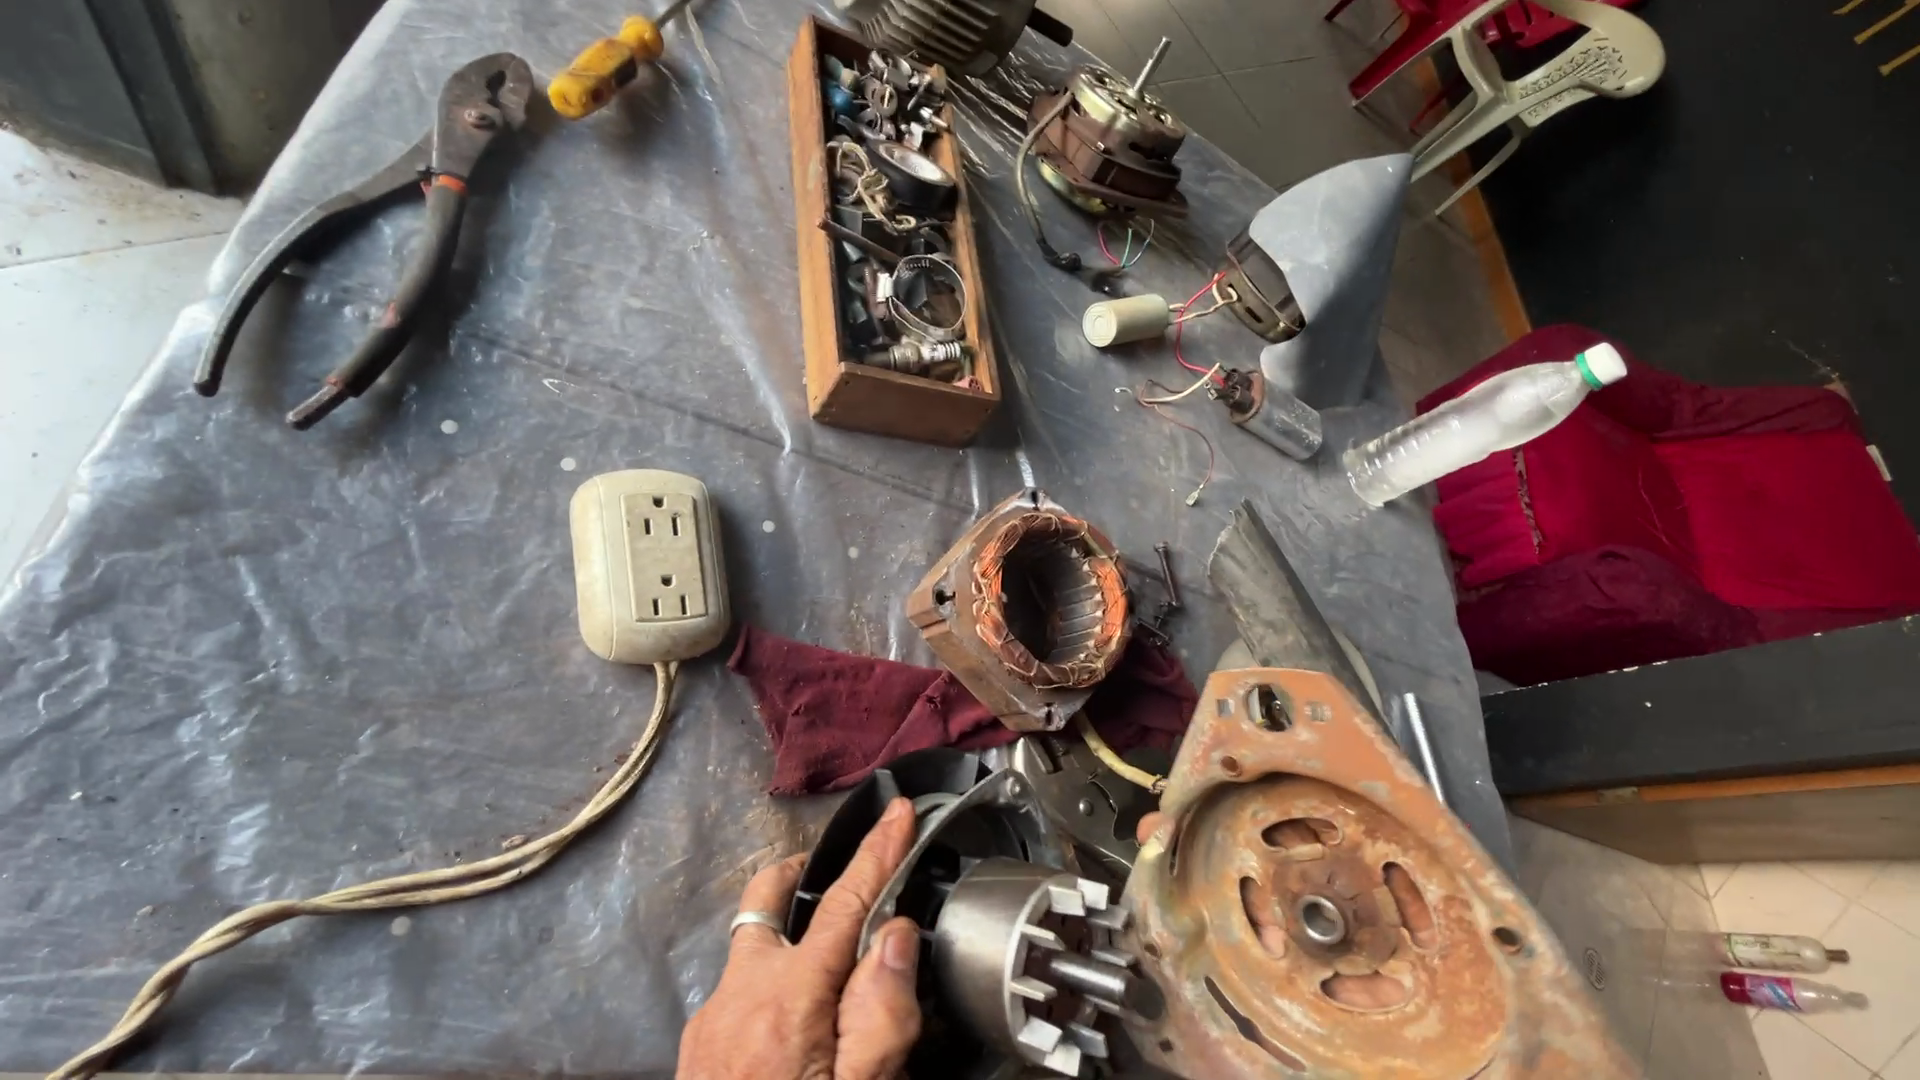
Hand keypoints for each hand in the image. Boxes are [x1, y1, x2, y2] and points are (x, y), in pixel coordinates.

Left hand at [678, 796, 921, 1079]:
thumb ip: (884, 1013)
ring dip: (790, 939)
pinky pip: (741, 987)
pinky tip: (794, 1031)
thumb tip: (892, 933)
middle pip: (767, 897)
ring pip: (753, 945)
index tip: (896, 812)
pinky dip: (773, 982)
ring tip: (828, 973)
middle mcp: (739, 992)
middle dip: (802, 871)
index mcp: (788, 1000)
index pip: (843, 903)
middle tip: (837, 876)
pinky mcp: (697, 1046)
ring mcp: (710, 1018)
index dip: (878, 852)